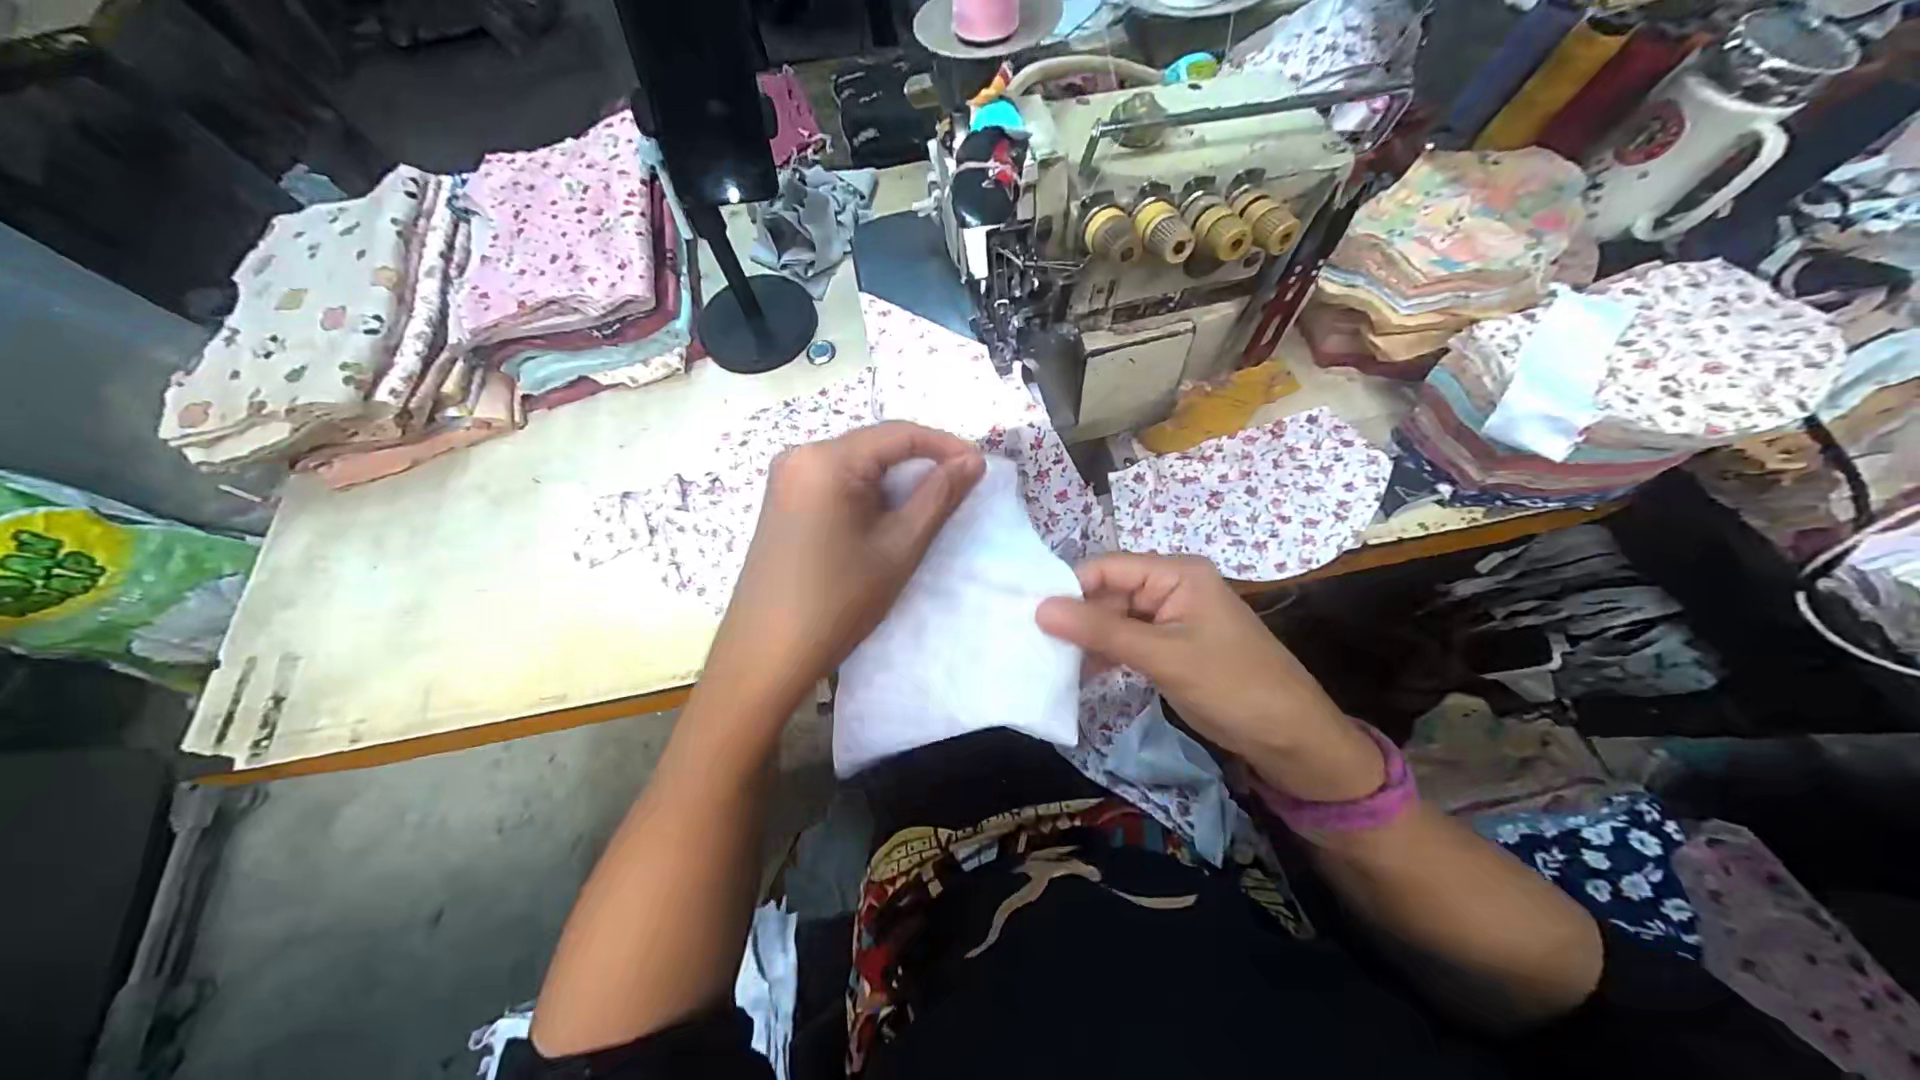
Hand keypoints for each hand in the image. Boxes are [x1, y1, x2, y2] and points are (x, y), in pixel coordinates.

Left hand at [701, 421, 984, 716]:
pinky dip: (868, 493)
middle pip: (875, 445)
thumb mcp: (898, 547)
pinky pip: (836, 481)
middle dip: (921, 462)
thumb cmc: (838, 601)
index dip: (946, 445)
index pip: (899, 433)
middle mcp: (800, 454)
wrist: (766, 654)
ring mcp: (786, 477)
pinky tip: (887, 517)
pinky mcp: (782, 500)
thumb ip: (938, 497)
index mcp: (826, 459)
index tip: (981, 467)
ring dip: (896, 480)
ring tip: (930, 505)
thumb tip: (973, 461)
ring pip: (857, 463)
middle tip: (961, 488)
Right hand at [1035, 553, 1383, 801]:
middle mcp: (1171, 587)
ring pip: (1114, 620)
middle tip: (1034, 645)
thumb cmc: (1232, 685)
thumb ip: (1100, 631)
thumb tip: (1040, 608)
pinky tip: (1079, 675)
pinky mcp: (1171, 646)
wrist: (1291, 737)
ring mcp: (1171, 618)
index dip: (1069, 588)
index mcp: (1176, 573)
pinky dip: (1105, 656)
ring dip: (1087, 641)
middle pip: (1108, 593)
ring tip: (1050, 662)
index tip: (1029, 614)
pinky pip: (1127, 641)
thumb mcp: (1162, 656)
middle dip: (1075, 619)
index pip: (1107, 568)